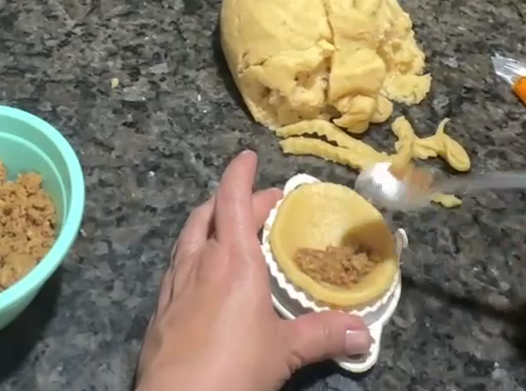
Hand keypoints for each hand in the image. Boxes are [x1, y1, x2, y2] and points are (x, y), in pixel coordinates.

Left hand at [137, 150, 370, 390]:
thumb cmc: (233, 368)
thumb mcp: (285, 352)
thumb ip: (323, 335)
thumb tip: (364, 332)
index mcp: (233, 259)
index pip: (232, 198)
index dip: (240, 173)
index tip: (248, 155)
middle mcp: (201, 259)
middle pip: (211, 211)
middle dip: (233, 198)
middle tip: (259, 203)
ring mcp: (175, 281)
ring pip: (190, 233)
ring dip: (209, 220)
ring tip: (227, 226)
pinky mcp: (160, 306)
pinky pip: (177, 263)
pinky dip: (193, 251)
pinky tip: (201, 270)